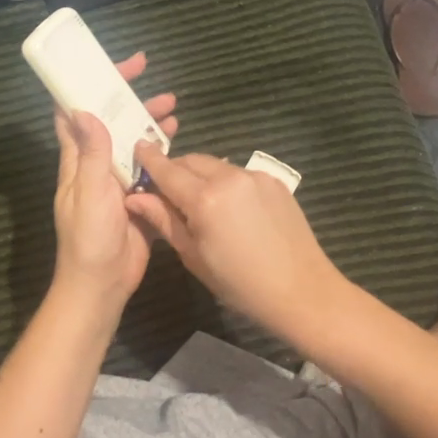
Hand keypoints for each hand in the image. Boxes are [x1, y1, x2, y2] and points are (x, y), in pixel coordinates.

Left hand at [47, 54, 177, 311]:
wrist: (102, 286)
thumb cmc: (90, 238)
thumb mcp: (90, 192)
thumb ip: (92, 153)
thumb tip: (83, 109)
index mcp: (77, 162)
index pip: (75, 114)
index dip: (89, 86)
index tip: (114, 68)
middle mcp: (95, 167)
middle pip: (110, 124)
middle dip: (129, 101)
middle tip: (155, 83)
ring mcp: (116, 184)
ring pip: (132, 145)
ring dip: (149, 125)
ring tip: (174, 109)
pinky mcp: (136, 200)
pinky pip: (150, 171)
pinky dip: (162, 155)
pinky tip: (179, 146)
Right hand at [124, 145, 344, 334]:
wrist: (302, 291)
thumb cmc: (240, 284)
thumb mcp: (194, 256)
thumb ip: (164, 221)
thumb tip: (134, 198)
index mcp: (205, 199)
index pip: (167, 170)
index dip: (150, 158)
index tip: (137, 146)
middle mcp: (229, 178)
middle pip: (191, 161)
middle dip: (175, 169)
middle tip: (165, 188)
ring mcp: (255, 177)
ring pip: (216, 165)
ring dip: (201, 176)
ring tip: (199, 202)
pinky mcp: (274, 181)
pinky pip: (239, 174)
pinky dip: (226, 182)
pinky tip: (231, 209)